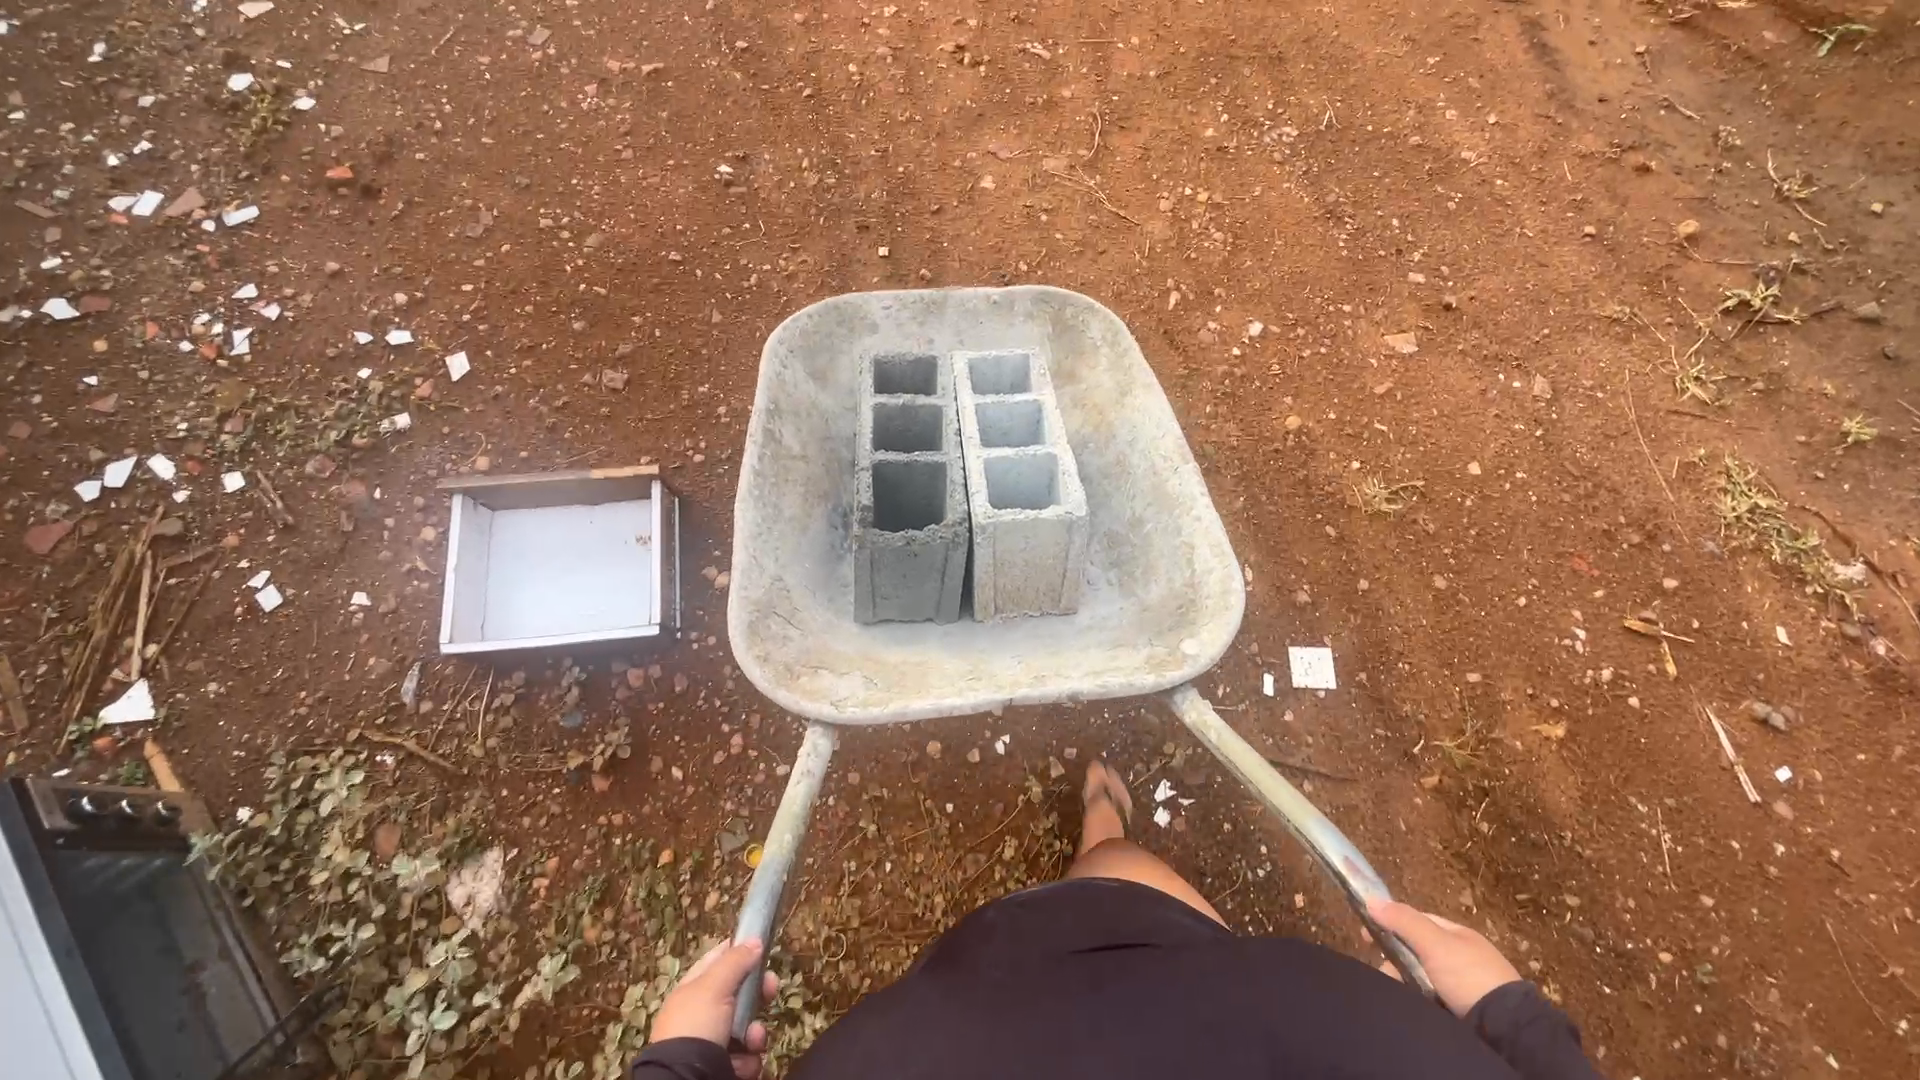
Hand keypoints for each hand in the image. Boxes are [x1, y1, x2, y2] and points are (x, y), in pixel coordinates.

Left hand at [649, 938, 779, 1079]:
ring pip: (748, 1024)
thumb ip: (735, 961)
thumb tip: (754, 939)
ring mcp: (714, 1041)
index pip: (718, 961)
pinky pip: (747, 1053)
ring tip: (752, 1038)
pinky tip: (743, 1059)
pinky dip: (749, 1057)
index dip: (738, 952)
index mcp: (693, 990)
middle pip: (741, 993)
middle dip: (759, 993)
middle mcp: (704, 1014)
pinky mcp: (724, 1064)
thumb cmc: (696, 1025)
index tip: (761, 947)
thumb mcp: (714, 987)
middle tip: (770, 990)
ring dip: (756, 1031)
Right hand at [1367, 899, 1523, 1017]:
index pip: (1417, 921)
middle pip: (1415, 950)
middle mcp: (1460, 957)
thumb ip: (1404, 921)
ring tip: (1398, 991)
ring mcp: (1463, 985)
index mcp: (1457, 936)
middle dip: (1395, 959)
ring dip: (1404, 980)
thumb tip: (1370, 900)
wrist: (1508, 1030)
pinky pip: (1429, 997)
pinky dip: (1418, 998)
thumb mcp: (1435, 944)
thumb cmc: (1470, 977)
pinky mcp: (1463, 1010)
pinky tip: (1414, 1004)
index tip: (1366, 935)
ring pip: (1420, 975)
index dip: (1390, 923)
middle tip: (1385, 971)